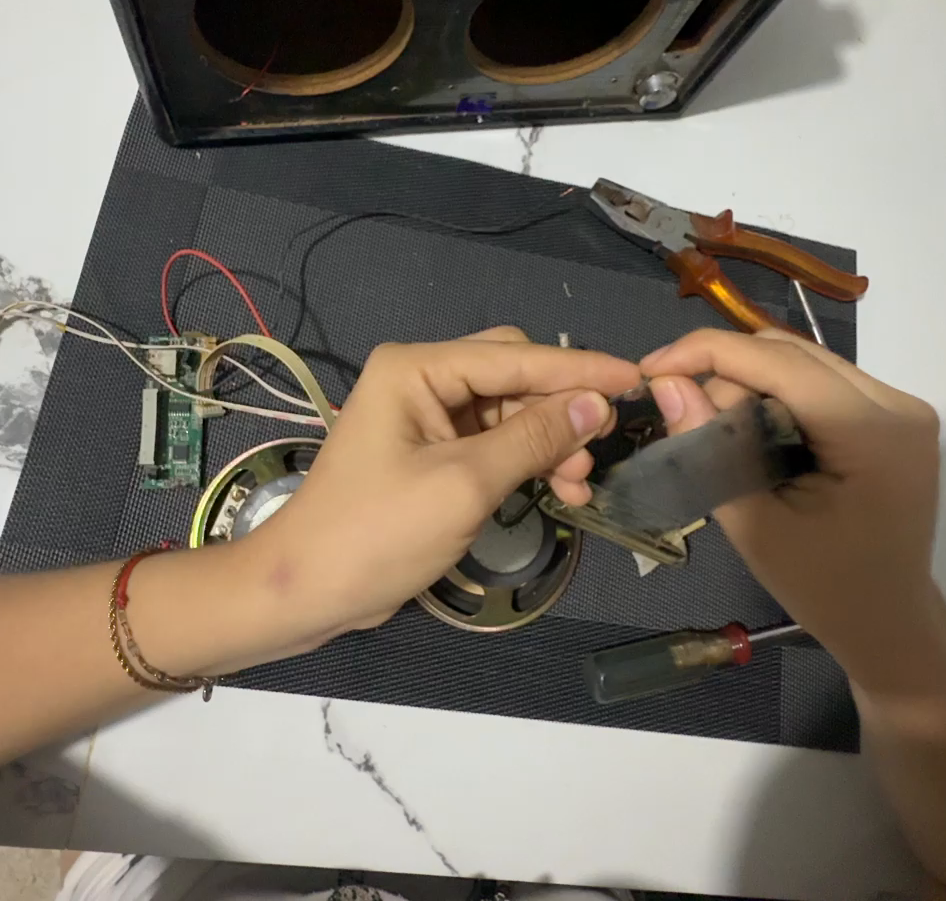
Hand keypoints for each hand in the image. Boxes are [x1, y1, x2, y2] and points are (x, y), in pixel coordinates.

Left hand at [248, 327, 640, 645]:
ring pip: (509, 411)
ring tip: (581, 480)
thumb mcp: (464, 484)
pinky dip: (527, 460)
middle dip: (560, 405)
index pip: (513, 355)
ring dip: (548, 439)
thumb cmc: (378, 533)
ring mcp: (428, 417)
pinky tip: (561, 486)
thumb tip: (596, 404)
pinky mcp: (434, 452)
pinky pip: (494, 442)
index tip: (637, 378)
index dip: (577, 368)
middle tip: (604, 439)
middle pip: (512, 375)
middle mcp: (423, 380)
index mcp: (417, 369)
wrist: (309, 590)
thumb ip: (534, 438)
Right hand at [639, 329, 941, 670]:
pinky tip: (755, 433)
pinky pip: (815, 378)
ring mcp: (899, 406)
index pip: (778, 362)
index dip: (706, 352)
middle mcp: (895, 404)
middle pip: (788, 352)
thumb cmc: (822, 586)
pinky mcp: (890, 414)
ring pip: (799, 359)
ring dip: (747, 384)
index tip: (650, 368)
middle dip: (725, 374)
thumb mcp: (752, 523)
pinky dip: (772, 394)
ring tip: (721, 434)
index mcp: (871, 433)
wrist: (888, 623)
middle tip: (686, 418)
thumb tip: (666, 384)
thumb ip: (707, 448)